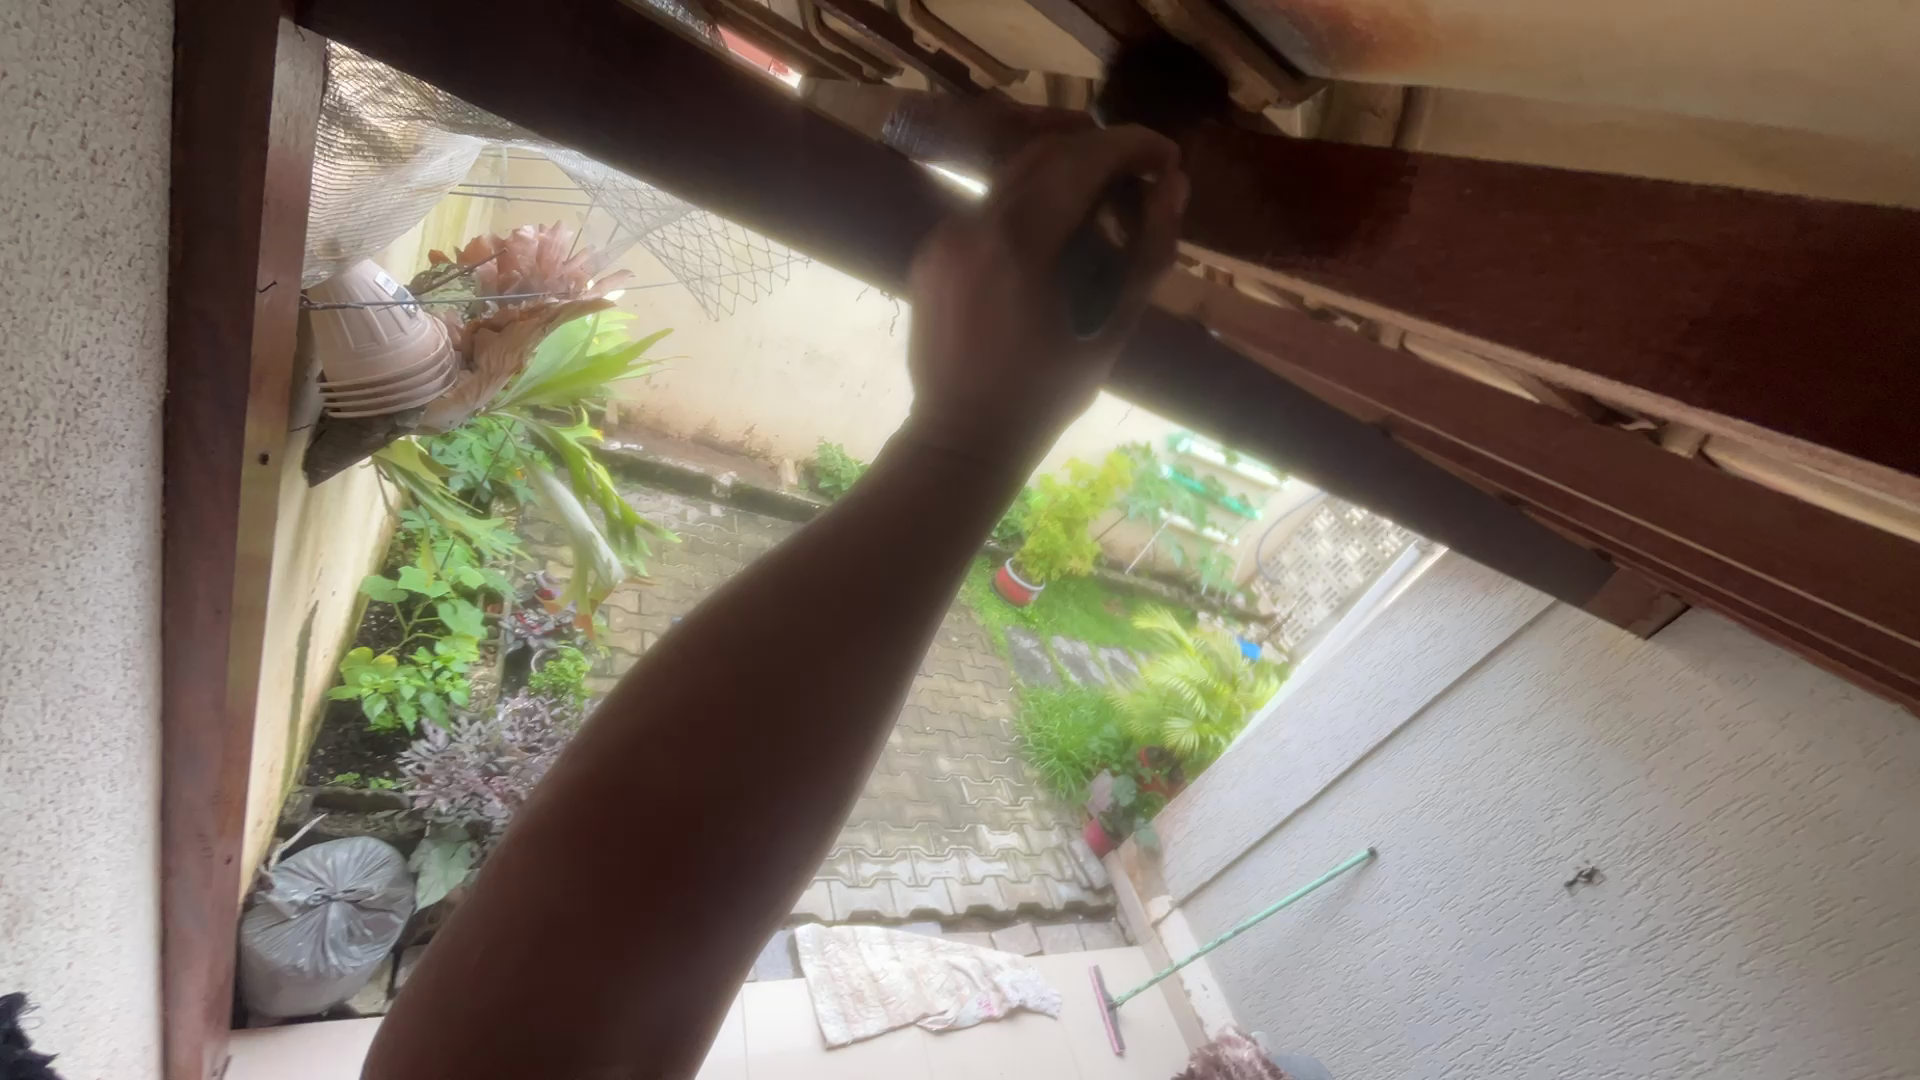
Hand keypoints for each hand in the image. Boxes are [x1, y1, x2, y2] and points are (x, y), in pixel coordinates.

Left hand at [903, 125, 1187, 468]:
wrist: (961, 439)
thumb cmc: (1042, 400)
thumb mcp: (1108, 335)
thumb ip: (1145, 257)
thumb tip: (1173, 187)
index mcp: (1017, 245)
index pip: (1082, 160)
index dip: (1131, 145)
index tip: (1166, 156)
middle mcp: (971, 226)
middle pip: (1044, 156)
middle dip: (1099, 156)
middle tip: (1139, 182)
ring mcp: (942, 239)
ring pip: (1010, 180)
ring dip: (1061, 181)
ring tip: (1099, 213)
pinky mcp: (927, 256)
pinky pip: (984, 213)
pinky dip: (1025, 211)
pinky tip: (1049, 244)